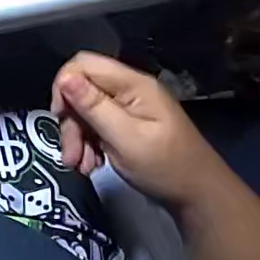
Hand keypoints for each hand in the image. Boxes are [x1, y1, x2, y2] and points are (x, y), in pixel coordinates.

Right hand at [50, 52, 230, 210]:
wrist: (198, 194)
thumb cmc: (165, 166)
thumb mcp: (126, 138)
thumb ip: (94, 107)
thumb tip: (65, 77)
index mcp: (133, 84)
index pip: (83, 64)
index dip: (65, 87)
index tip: (61, 119)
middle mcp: (129, 89)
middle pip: (82, 90)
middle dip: (71, 122)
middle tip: (71, 156)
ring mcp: (128, 108)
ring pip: (85, 111)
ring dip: (77, 138)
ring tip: (81, 166)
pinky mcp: (127, 125)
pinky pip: (97, 126)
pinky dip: (89, 145)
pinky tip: (92, 165)